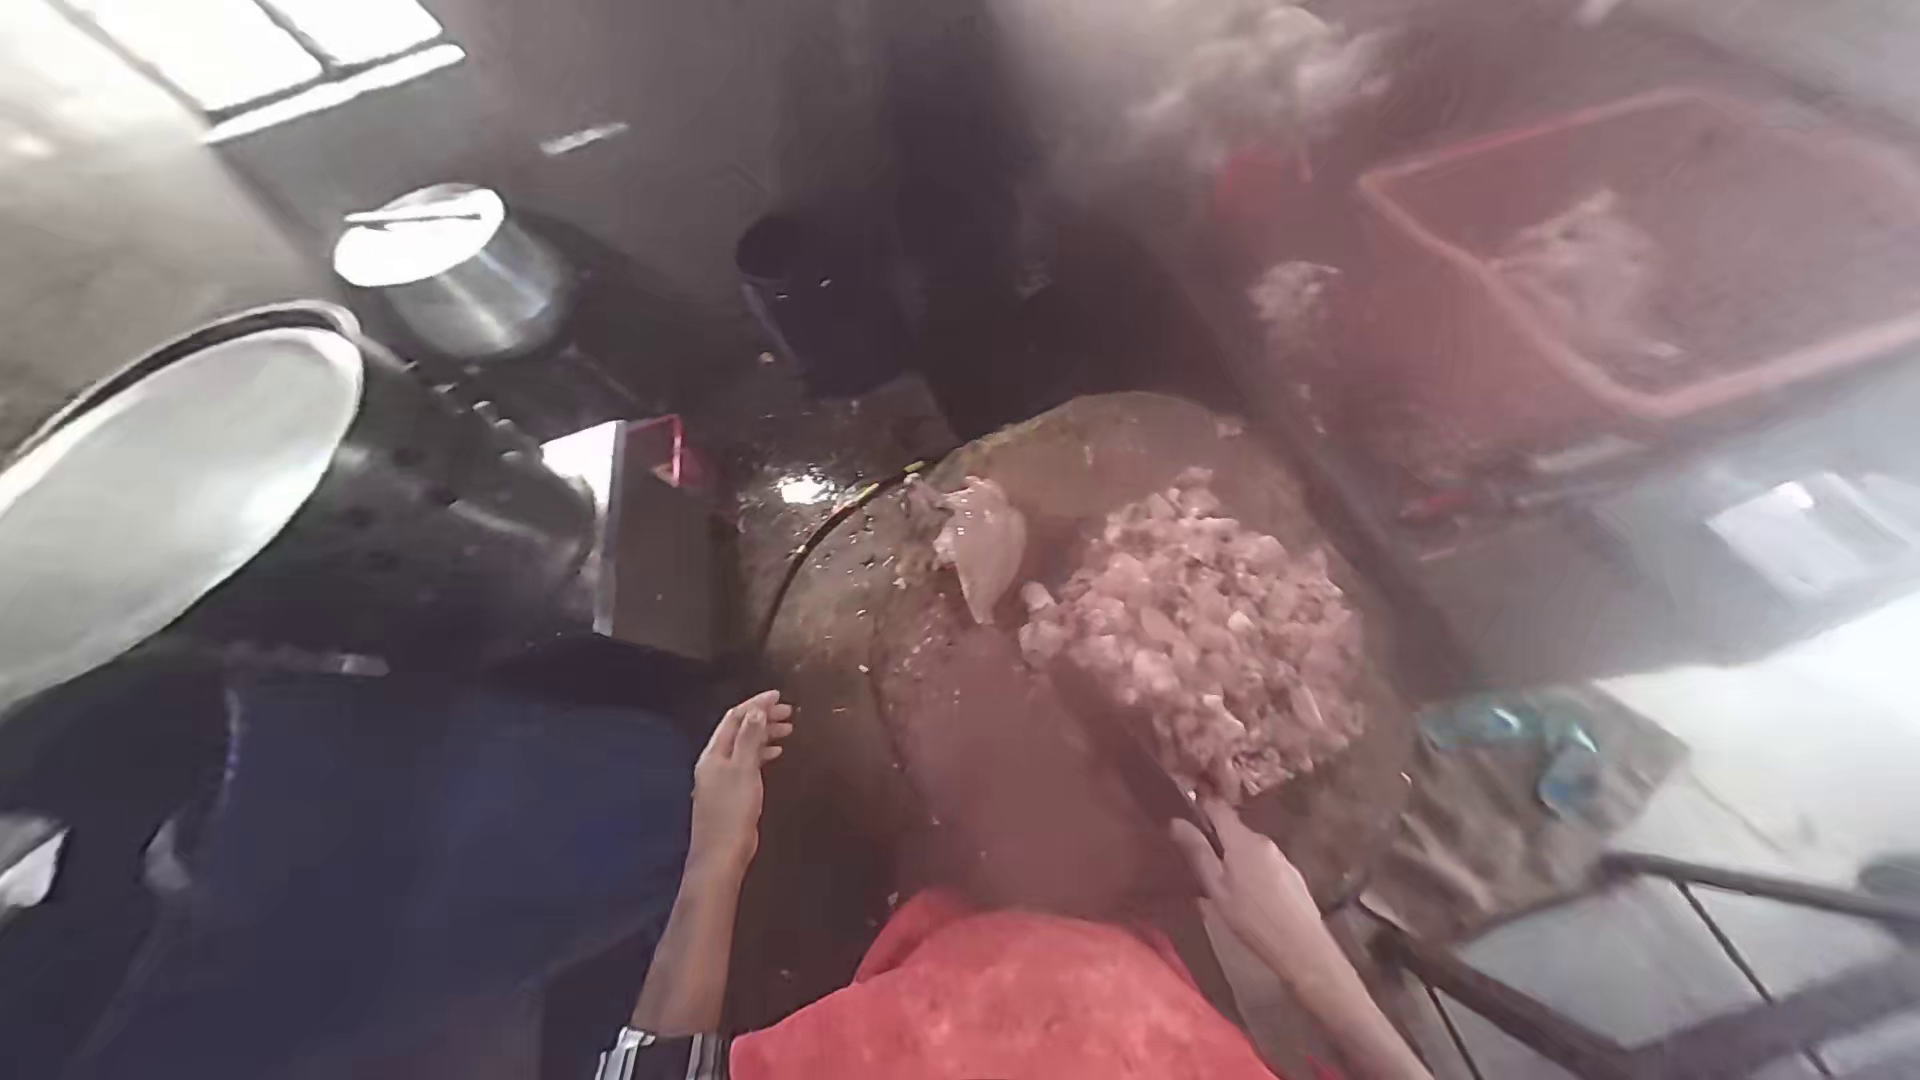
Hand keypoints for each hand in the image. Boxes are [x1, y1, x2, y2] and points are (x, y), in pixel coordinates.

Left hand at [688, 690, 793, 880]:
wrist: (721, 856)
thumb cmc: (733, 811)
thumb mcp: (744, 769)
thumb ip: (749, 739)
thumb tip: (757, 711)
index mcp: (714, 753)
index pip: (735, 718)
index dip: (756, 704)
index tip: (778, 696)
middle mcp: (715, 761)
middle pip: (739, 729)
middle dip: (762, 717)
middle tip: (788, 712)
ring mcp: (722, 777)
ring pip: (745, 744)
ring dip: (764, 733)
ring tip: (787, 729)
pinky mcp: (732, 790)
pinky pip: (748, 760)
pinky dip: (762, 751)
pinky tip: (775, 753)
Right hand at [1170, 799, 1326, 971]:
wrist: (1305, 952)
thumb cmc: (1252, 919)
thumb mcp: (1216, 887)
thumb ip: (1197, 851)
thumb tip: (1176, 821)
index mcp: (1242, 839)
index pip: (1218, 807)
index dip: (1201, 804)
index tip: (1187, 810)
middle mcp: (1264, 841)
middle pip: (1235, 828)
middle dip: (1217, 835)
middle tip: (1201, 855)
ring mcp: (1282, 858)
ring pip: (1250, 846)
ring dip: (1236, 854)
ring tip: (1225, 879)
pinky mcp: (1294, 876)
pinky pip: (1265, 862)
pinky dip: (1253, 868)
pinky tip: (1250, 893)